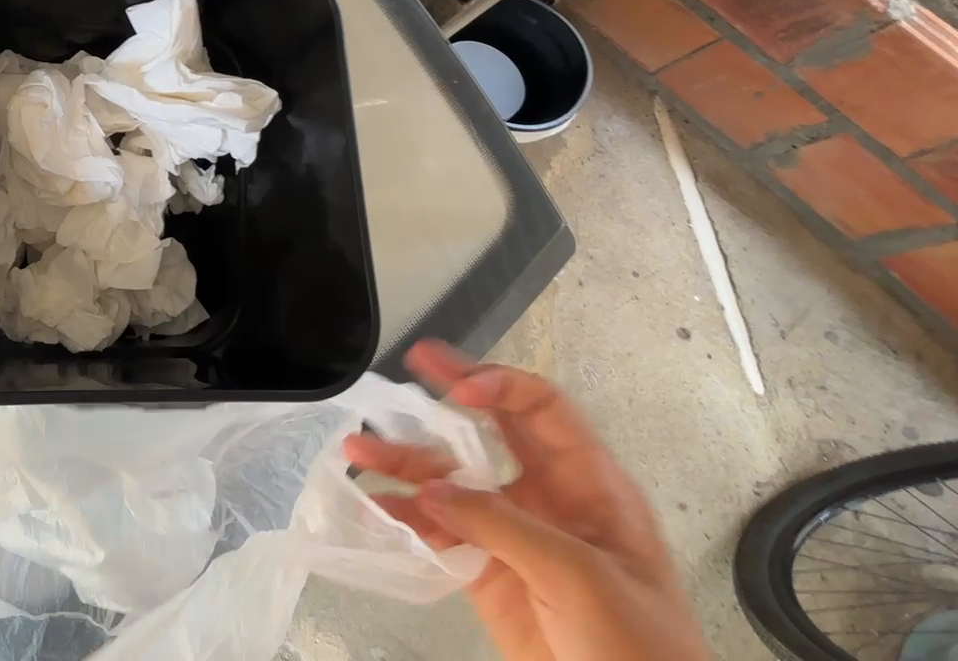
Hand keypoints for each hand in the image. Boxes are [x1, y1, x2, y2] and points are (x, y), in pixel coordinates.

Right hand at [344, 341, 709, 660]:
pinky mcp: (482, 567)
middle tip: (409, 361)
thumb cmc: (638, 650)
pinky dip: (400, 516)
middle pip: (489, 428)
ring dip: (403, 461)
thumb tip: (431, 490)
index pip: (544, 410)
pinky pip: (434, 529)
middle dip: (448, 395)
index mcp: (588, 485)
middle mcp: (544, 495)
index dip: (502, 387)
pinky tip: (369, 507)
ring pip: (448, 478)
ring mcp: (509, 531)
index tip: (458, 391)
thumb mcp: (582, 580)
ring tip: (355, 450)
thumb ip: (504, 527)